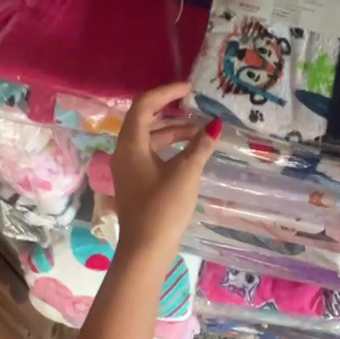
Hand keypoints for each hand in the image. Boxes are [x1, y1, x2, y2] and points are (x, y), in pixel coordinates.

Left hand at [112, 83, 220, 261]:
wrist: (145, 249)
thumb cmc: (163, 208)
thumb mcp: (186, 174)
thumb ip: (200, 146)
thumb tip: (215, 125)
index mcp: (131, 144)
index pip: (145, 105)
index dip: (166, 92)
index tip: (189, 89)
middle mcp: (124, 152)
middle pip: (145, 120)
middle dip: (171, 111)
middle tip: (195, 105)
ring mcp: (128, 168)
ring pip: (150, 139)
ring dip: (173, 131)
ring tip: (200, 133)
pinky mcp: (136, 182)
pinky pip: (151, 154)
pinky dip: (170, 148)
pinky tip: (190, 154)